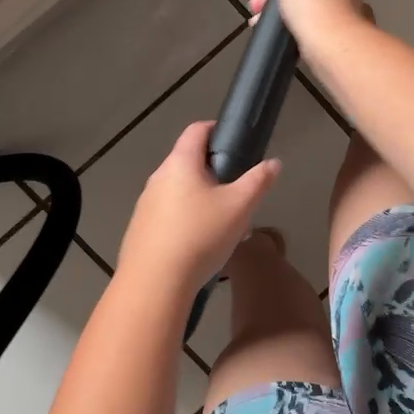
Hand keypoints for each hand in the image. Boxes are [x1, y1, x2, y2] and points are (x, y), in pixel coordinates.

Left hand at [118, 121, 280, 291]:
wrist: (154, 284)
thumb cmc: (199, 235)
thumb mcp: (239, 207)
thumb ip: (259, 181)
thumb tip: (274, 163)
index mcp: (180, 163)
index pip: (196, 130)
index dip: (217, 130)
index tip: (236, 143)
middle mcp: (158, 178)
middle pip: (188, 163)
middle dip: (214, 173)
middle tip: (238, 193)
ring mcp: (145, 205)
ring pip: (179, 192)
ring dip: (202, 200)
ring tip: (224, 225)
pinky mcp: (140, 230)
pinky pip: (169, 216)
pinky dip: (186, 221)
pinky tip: (201, 246)